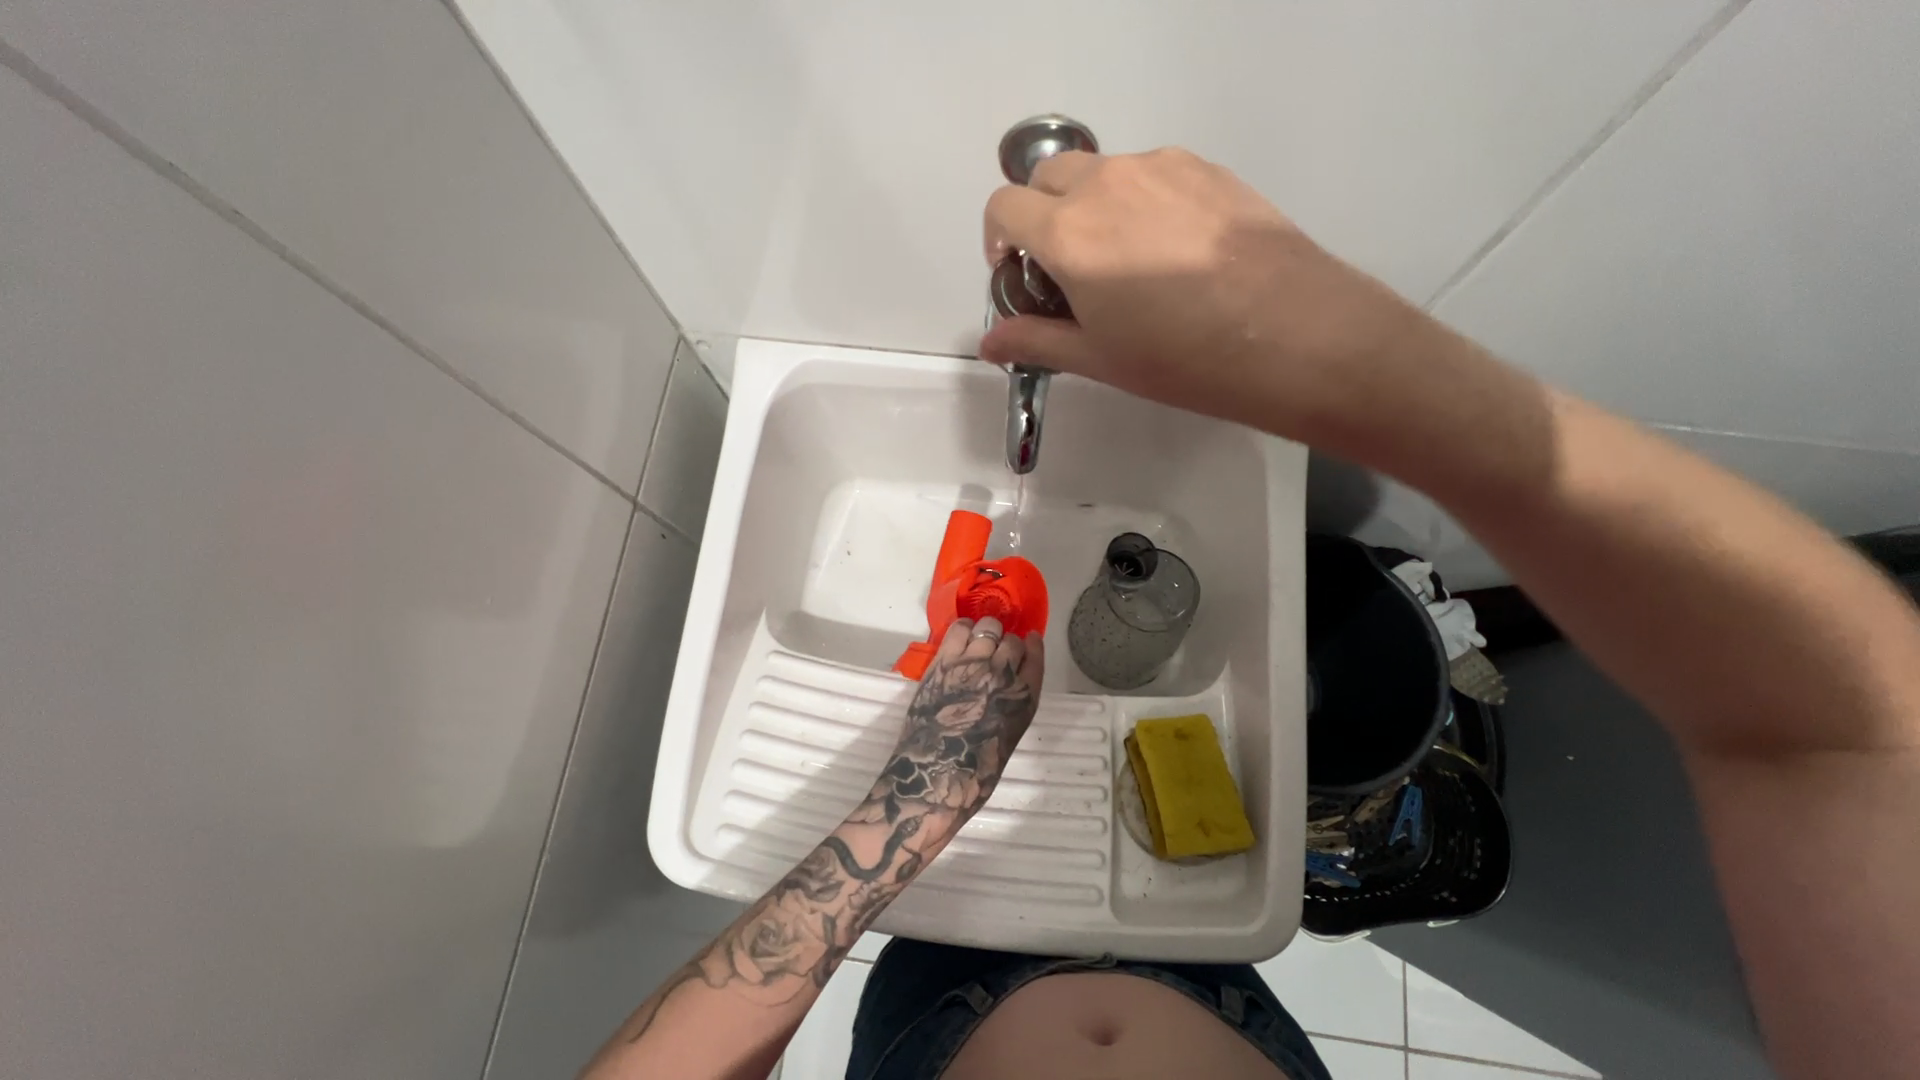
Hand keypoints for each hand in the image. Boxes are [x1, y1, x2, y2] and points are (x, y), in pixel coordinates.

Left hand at [855, 616, 1043, 826]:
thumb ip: (1012, 706)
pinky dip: (964, 627)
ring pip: (988, 629)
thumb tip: (1002, 688)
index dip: (1032, 646)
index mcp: (1024, 699)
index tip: (1029, 639)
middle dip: (1006, 642)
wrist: (934, 773)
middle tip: (996, 648)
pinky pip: (959, 629)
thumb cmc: (974, 769)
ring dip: (986, 632)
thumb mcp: (1008, 736)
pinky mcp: (944, 662)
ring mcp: (973, 665)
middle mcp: (1004, 676)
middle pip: (1012, 641)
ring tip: (978, 639)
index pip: (1035, 658)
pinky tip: (962, 634)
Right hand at [980, 148, 1438, 450]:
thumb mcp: (1099, 359)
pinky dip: (1140, 201)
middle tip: (1067, 270)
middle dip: (1041, 216)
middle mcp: (1107, 183)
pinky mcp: (1206, 168)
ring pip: (1102, 172)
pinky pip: (1151, 174)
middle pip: (1048, 177)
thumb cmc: (1183, 358)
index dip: (999, 240)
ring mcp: (1161, 169)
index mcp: (1069, 232)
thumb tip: (989, 342)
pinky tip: (1173, 253)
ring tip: (1128, 264)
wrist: (1294, 334)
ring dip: (1092, 206)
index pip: (1003, 207)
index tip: (1018, 275)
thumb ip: (1036, 340)